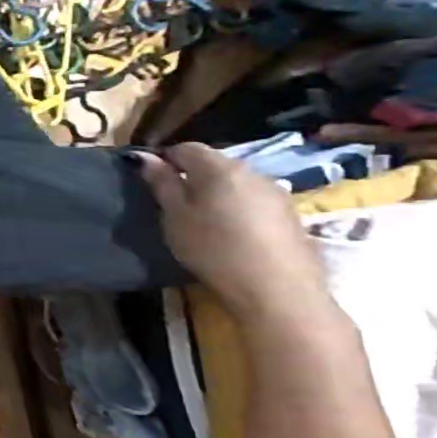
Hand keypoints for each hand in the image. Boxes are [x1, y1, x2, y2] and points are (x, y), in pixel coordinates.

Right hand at [137, 143, 330, 323]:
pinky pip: (253, 198)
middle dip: (192, 174)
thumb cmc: (214, 249)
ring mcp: (276, 191)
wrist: (277, 290)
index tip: (152, 180)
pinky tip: (231, 229)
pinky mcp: (290, 213)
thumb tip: (146, 158)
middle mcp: (251, 171)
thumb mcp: (175, 217)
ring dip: (216, 191)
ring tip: (203, 217)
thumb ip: (162, 184)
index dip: (165, 159)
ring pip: (235, 180)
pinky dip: (236, 205)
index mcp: (219, 168)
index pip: (186, 148)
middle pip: (214, 162)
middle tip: (174, 202)